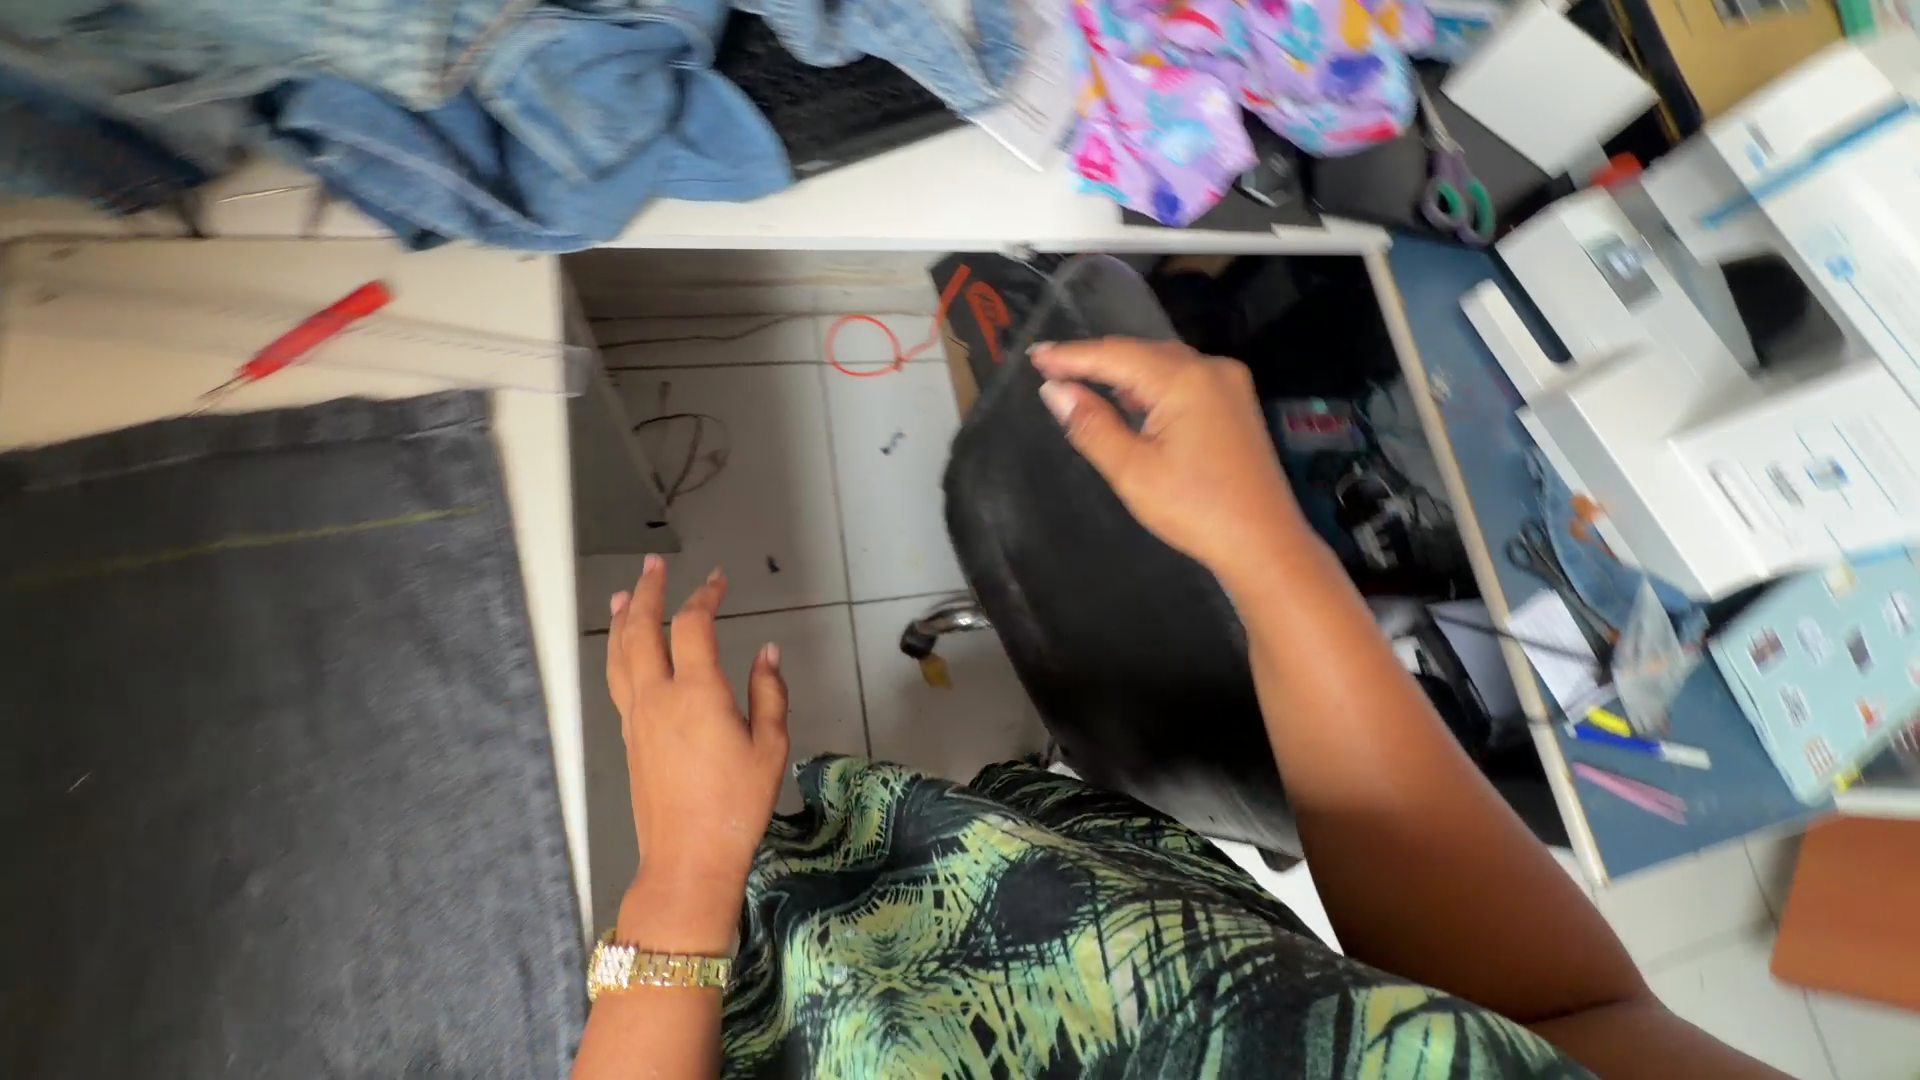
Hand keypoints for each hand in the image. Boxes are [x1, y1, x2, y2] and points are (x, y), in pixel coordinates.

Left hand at [607, 557, 788, 893]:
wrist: (688, 857)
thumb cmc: (737, 802)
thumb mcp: (770, 745)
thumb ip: (770, 692)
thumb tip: (767, 652)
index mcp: (697, 693)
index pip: (693, 626)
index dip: (705, 596)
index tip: (718, 580)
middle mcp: (658, 696)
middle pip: (644, 630)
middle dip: (650, 592)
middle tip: (654, 566)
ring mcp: (637, 717)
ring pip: (620, 655)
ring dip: (624, 619)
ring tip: (627, 594)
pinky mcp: (628, 737)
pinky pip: (618, 680)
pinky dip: (619, 652)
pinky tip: (625, 649)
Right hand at [1032, 338, 1310, 583]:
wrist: (1263, 542)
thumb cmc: (1194, 509)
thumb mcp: (1132, 470)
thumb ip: (1091, 424)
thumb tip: (1055, 390)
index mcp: (1184, 380)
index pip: (1115, 355)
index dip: (1071, 355)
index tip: (1035, 354)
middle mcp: (1210, 369)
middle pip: (1140, 352)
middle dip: (1095, 359)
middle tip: (1051, 366)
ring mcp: (1229, 384)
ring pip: (1162, 365)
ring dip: (1122, 371)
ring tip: (1080, 379)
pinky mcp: (1235, 405)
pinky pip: (1182, 380)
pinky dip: (1149, 385)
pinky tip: (1129, 399)